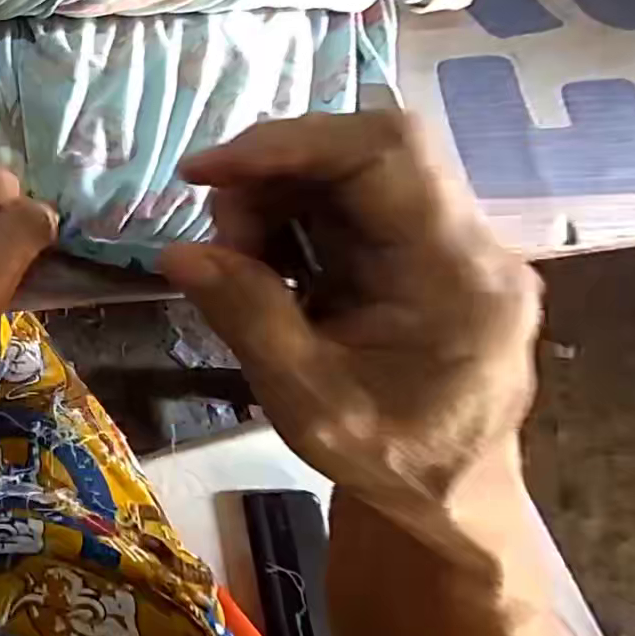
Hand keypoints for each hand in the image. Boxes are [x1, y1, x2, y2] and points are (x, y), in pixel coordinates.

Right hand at [157, 112, 541, 529]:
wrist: (448, 491)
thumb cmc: (390, 458)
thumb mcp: (308, 403)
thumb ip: (247, 319)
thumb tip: (175, 252)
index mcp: (456, 274)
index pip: (384, 155)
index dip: (287, 144)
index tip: (201, 172)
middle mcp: (459, 239)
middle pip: (358, 150)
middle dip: (268, 175)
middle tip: (221, 237)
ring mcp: (434, 239)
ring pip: (337, 170)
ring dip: (266, 201)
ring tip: (239, 265)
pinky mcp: (405, 247)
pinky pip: (332, 200)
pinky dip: (277, 218)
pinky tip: (261, 265)